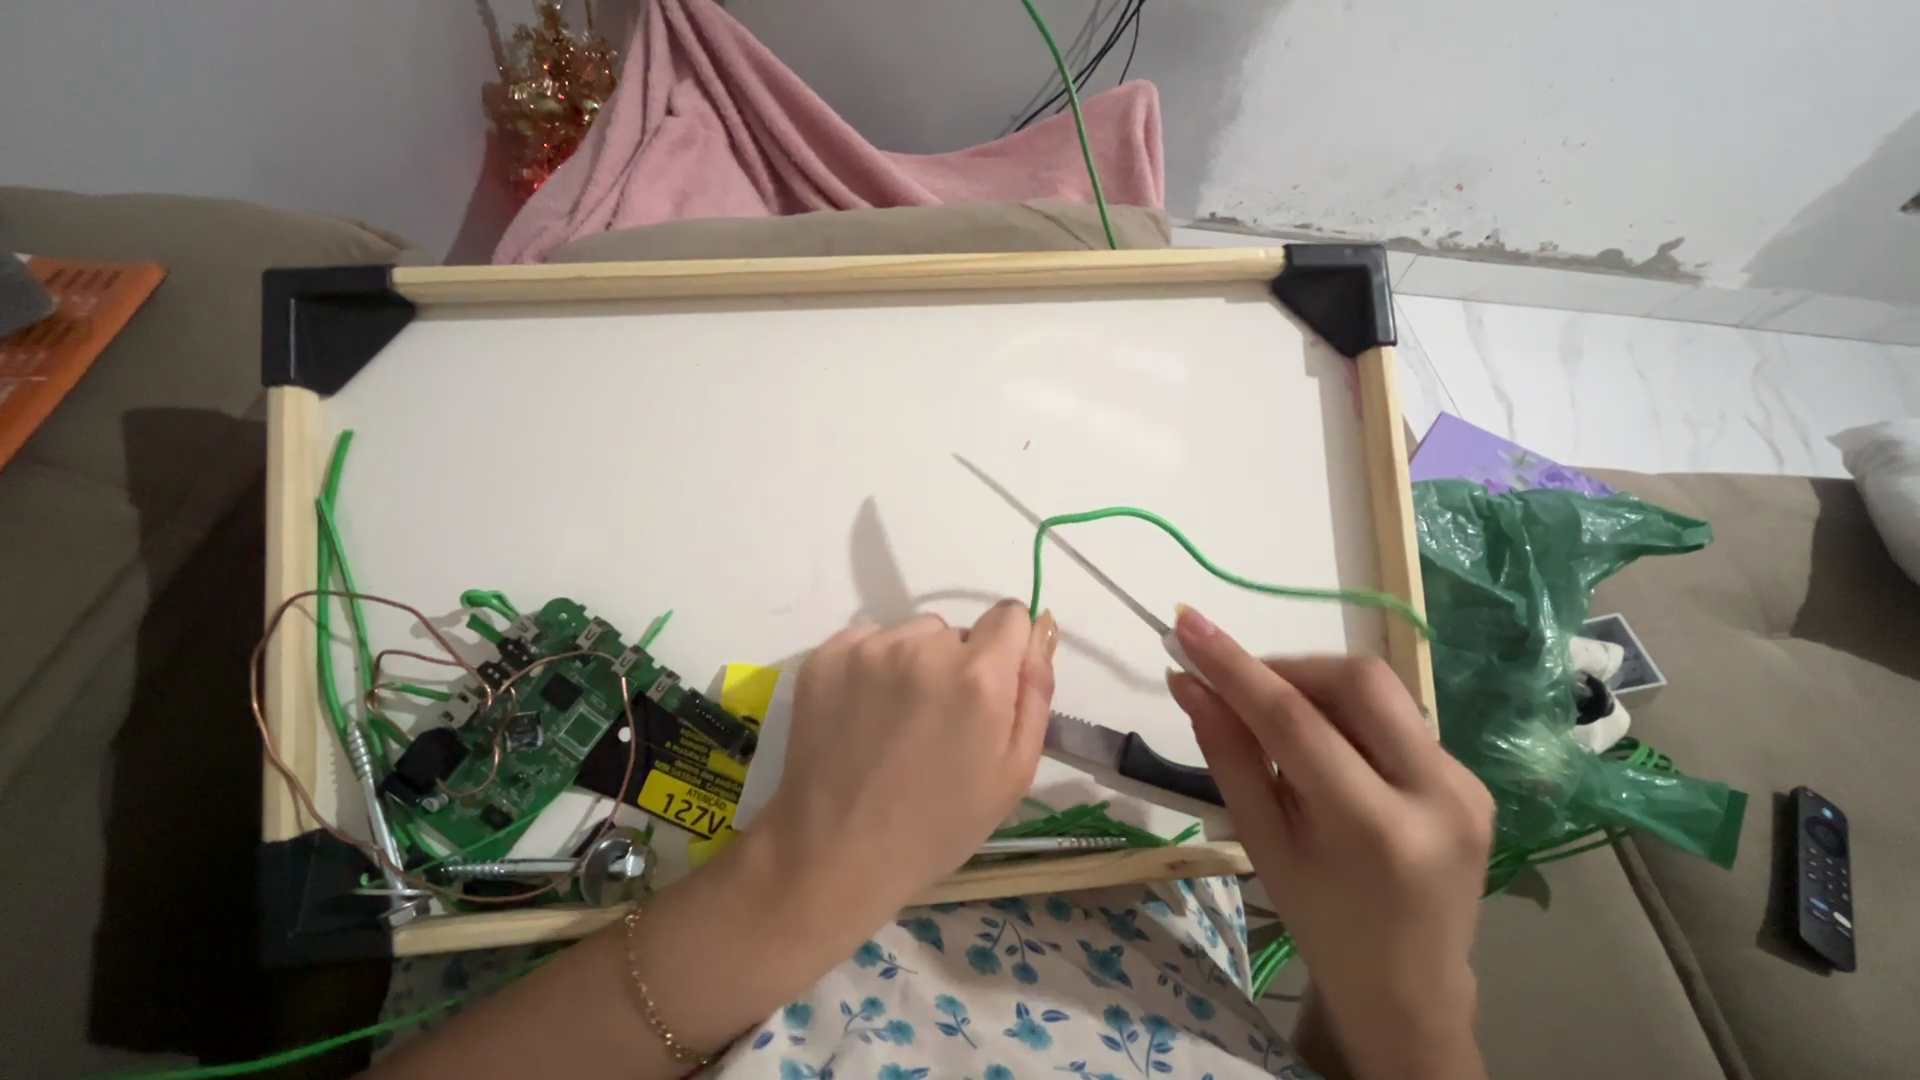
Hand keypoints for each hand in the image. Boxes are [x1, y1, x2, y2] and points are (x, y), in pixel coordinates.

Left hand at [759, 601, 1058, 925]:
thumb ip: (1036, 691)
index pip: (1009, 616)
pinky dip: (872, 666)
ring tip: (897, 722)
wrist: (836, 851)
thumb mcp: (1014, 772)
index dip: (1006, 651)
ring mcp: (870, 649)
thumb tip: (1041, 628)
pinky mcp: (826, 656)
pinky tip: (863, 712)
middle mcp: (924, 648)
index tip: (991, 690)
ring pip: (912, 635)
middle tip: (939, 725)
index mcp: (979, 676)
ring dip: (915, 664)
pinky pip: (868, 640)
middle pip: (958, 632)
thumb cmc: (938, 824)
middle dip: (958, 666)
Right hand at [1165, 606, 1492, 1079]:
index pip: (1293, 721)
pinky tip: (1325, 753)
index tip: (1186, 623)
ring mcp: (1466, 784)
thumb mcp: (1262, 843)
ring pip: (1380, 691)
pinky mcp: (1473, 779)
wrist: (1410, 987)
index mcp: (1373, 829)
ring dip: (1316, 687)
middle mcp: (1437, 794)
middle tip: (1240, 689)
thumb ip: (1227, 755)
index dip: (1234, 666)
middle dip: (1287, 668)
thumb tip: (1188, 683)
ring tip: (1277, 724)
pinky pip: (1396, 718)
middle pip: (1357, 680)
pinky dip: (1346, 715)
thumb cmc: (1319, 921)